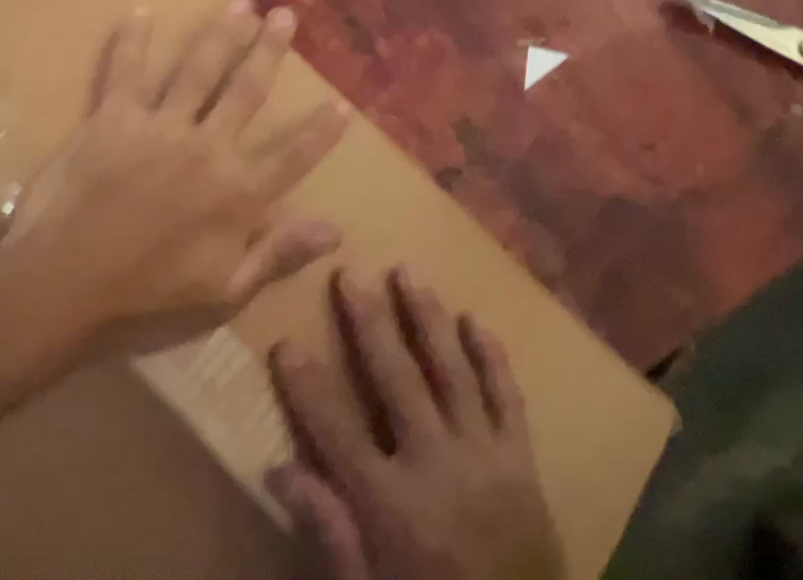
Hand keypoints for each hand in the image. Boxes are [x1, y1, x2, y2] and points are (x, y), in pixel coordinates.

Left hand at [6, 0, 350, 354]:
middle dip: (269, 52)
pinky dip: (131, 40)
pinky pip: (126, 71)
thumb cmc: (148, 295)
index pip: (293, 155)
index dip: (321, 132)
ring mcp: (160, 127)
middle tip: (285, 15)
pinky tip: (139, 12)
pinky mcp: (113, 118)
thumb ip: (279, 254)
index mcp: (238, 193)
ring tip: (239, 2)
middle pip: (247, 92)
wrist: (67, 283)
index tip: (343, 103)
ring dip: (221, 34)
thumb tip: (335, 231)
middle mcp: (208, 148)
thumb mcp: (225, 290)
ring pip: (198, 70)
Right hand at [268, 269, 564, 579]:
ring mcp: (487, 457)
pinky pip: (508, 398)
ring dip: (428, 320)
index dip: (307, 388)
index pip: (339, 432)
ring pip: (453, 373)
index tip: (285, 344)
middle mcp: (439, 466)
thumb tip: (279, 468)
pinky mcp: (523, 460)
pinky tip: (476, 321)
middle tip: (349, 275)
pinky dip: (492, 357)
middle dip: (370, 323)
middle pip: (398, 381)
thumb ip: (329, 528)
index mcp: (394, 505)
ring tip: (408, 273)